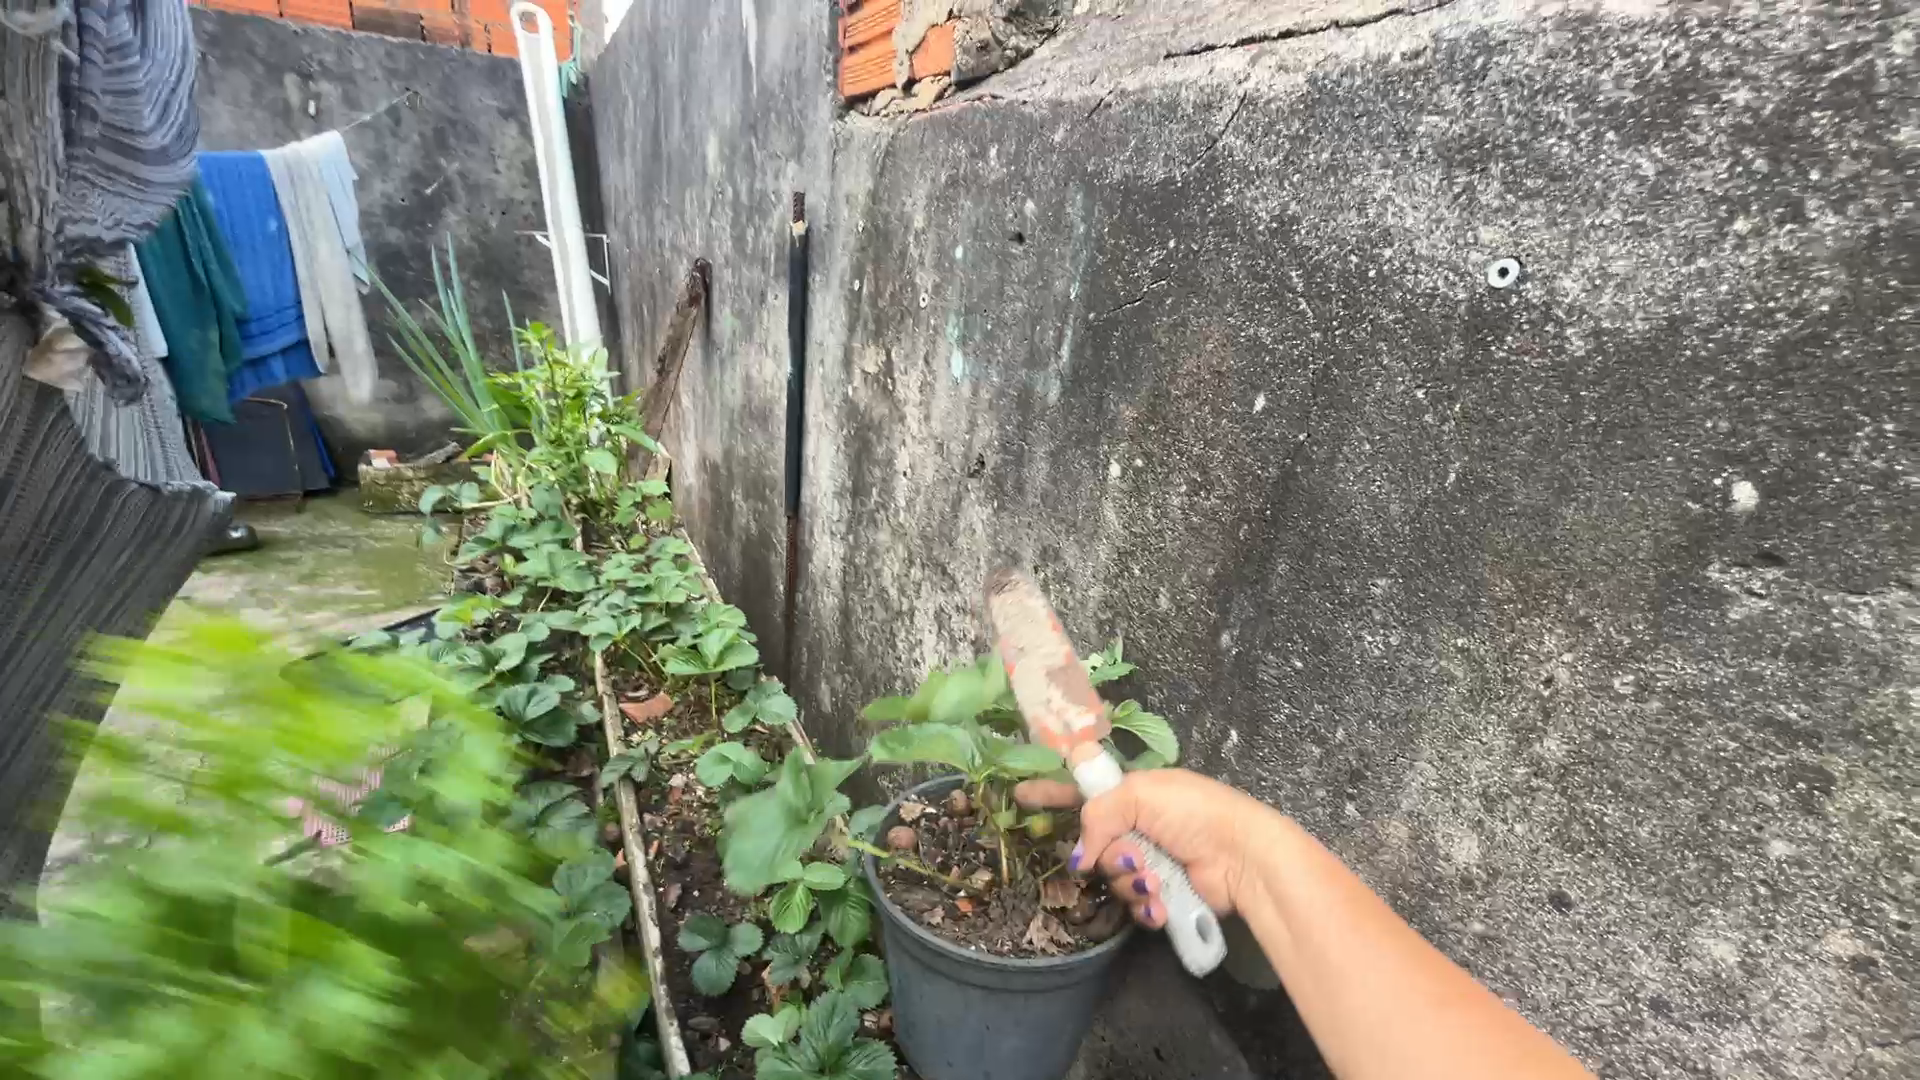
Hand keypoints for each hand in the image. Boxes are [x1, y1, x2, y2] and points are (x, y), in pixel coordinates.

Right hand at [1015, 768, 1283, 929]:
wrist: (1242, 855)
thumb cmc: (1194, 812)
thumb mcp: (1139, 795)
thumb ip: (1098, 816)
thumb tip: (1081, 856)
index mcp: (1131, 794)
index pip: (1081, 792)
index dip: (1050, 794)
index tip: (1020, 795)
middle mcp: (1136, 826)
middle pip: (1094, 843)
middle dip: (1108, 853)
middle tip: (1131, 855)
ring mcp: (1150, 861)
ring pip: (1112, 877)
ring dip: (1130, 880)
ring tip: (1155, 879)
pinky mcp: (1163, 893)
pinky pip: (1134, 903)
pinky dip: (1145, 904)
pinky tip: (1161, 901)